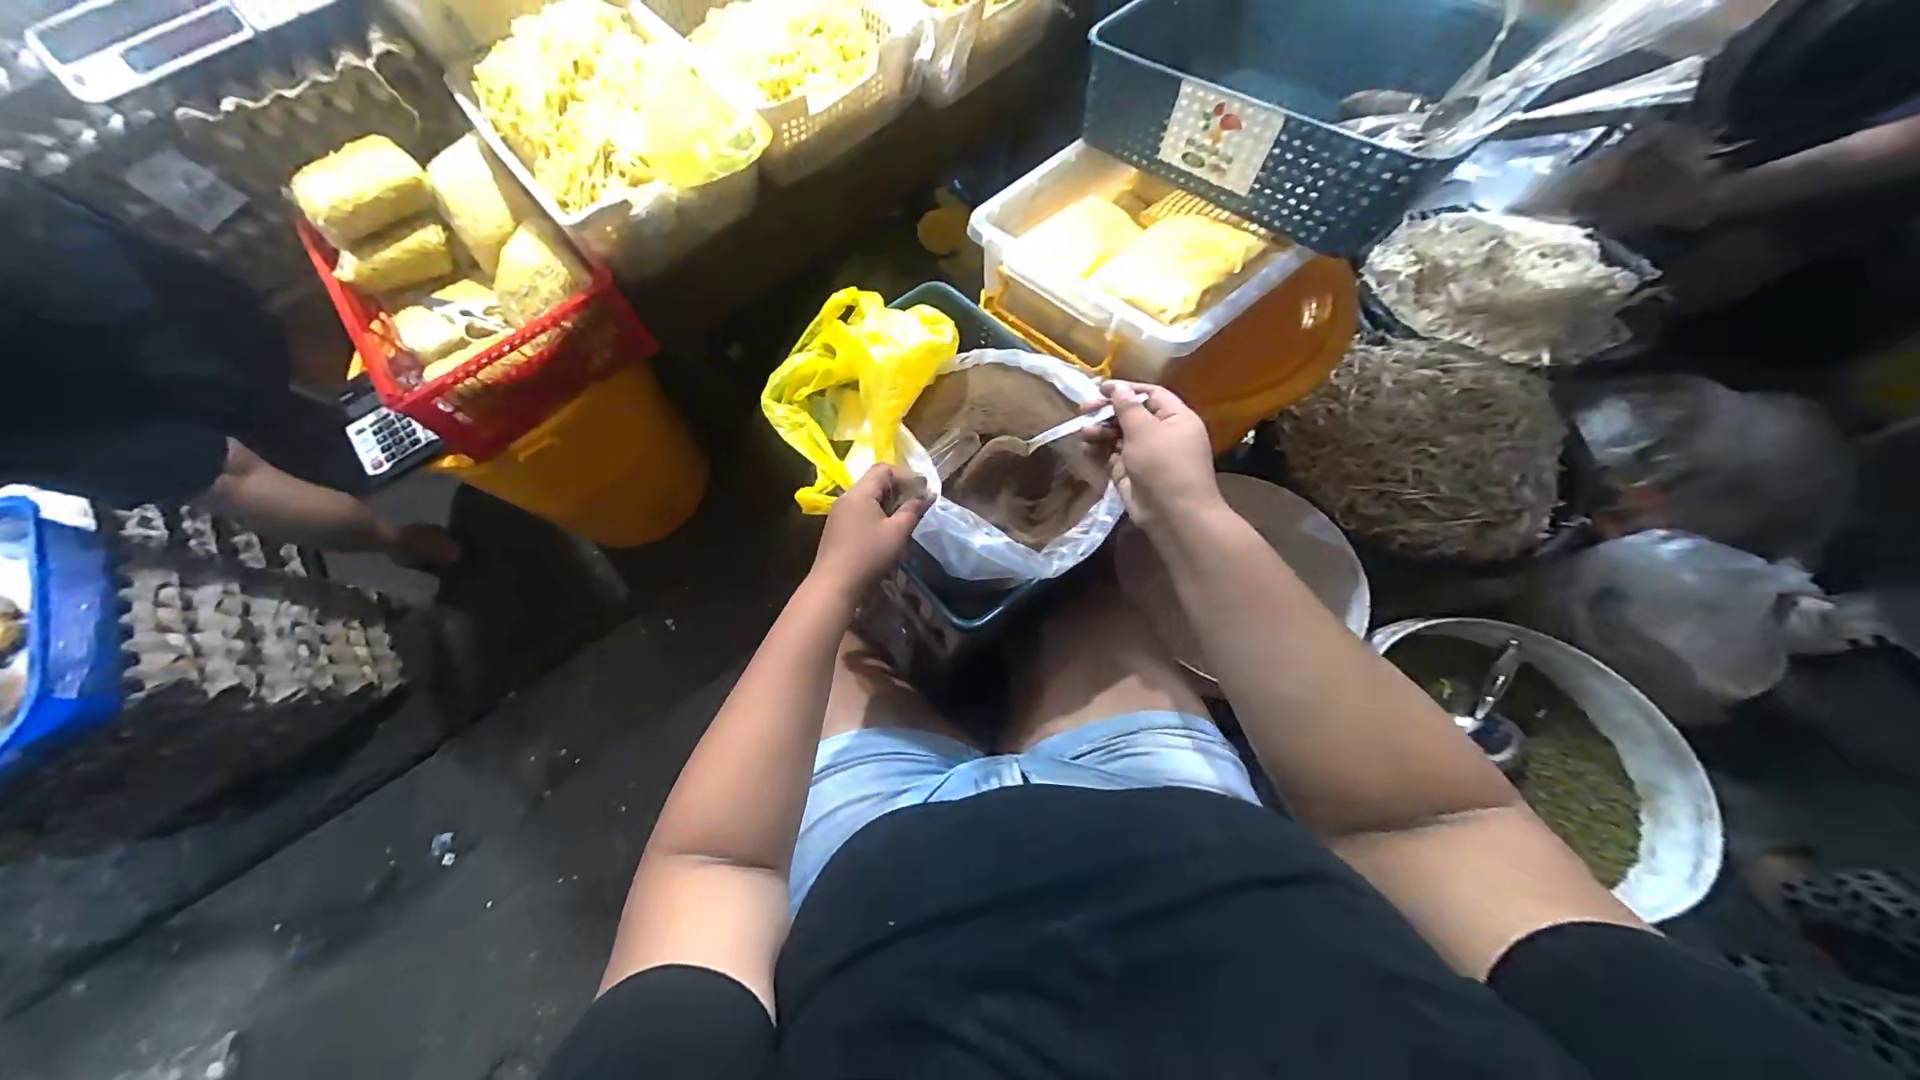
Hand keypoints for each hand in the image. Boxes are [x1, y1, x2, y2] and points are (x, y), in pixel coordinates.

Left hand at [809, 464, 928, 600]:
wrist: (834, 584)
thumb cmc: (869, 554)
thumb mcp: (897, 532)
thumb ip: (913, 510)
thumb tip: (927, 495)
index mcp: (860, 493)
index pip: (884, 469)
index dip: (906, 476)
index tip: (921, 492)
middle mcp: (846, 497)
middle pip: (873, 481)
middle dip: (897, 489)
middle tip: (915, 505)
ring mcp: (838, 513)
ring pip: (866, 497)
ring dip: (886, 502)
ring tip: (902, 518)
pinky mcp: (836, 527)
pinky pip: (858, 510)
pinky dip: (874, 513)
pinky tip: (883, 530)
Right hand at [1091, 380, 1222, 531]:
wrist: (1173, 515)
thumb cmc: (1164, 465)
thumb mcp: (1145, 431)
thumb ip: (1128, 408)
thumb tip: (1117, 388)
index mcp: (1175, 418)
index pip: (1150, 394)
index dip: (1126, 389)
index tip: (1101, 389)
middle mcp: (1162, 433)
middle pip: (1131, 415)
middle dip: (1107, 412)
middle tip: (1083, 410)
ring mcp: (1146, 455)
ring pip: (1119, 436)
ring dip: (1100, 432)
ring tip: (1083, 433)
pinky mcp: (1131, 473)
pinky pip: (1113, 456)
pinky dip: (1099, 450)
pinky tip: (1085, 448)